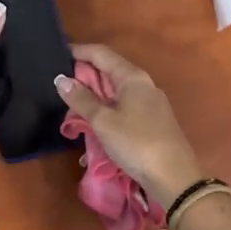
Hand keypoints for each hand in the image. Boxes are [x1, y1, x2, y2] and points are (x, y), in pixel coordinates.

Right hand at [56, 44, 203, 205]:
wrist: (174, 177)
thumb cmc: (136, 143)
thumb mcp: (103, 122)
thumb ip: (81, 99)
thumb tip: (61, 79)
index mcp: (132, 77)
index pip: (102, 54)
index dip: (79, 52)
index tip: (57, 56)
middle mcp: (143, 84)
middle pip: (109, 70)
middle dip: (84, 75)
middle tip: (60, 83)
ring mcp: (149, 103)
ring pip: (115, 90)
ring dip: (94, 94)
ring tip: (72, 103)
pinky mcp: (151, 120)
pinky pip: (123, 105)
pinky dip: (105, 108)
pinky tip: (94, 121)